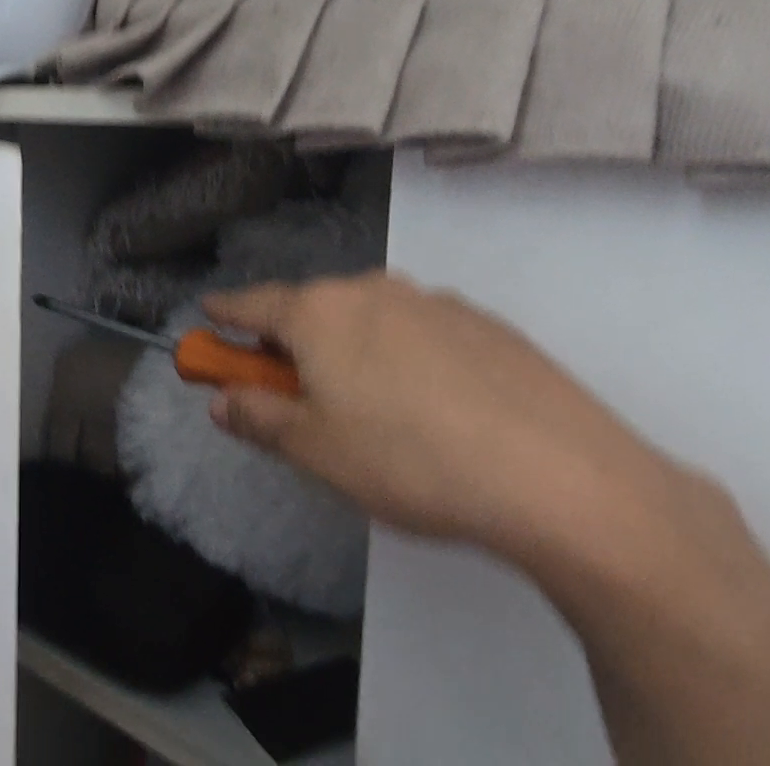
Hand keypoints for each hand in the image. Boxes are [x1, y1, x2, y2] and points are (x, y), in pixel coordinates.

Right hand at [204, 274, 680, 559]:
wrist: (562, 478)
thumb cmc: (410, 461)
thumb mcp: (315, 452)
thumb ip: (257, 418)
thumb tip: (222, 400)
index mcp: (320, 313)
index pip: (252, 304)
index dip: (223, 314)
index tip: (207, 315)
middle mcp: (373, 290)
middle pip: (311, 309)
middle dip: (288, 341)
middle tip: (289, 389)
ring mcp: (436, 302)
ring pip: (368, 318)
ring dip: (346, 347)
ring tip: (366, 407)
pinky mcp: (488, 325)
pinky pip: (419, 332)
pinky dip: (400, 355)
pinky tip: (428, 407)